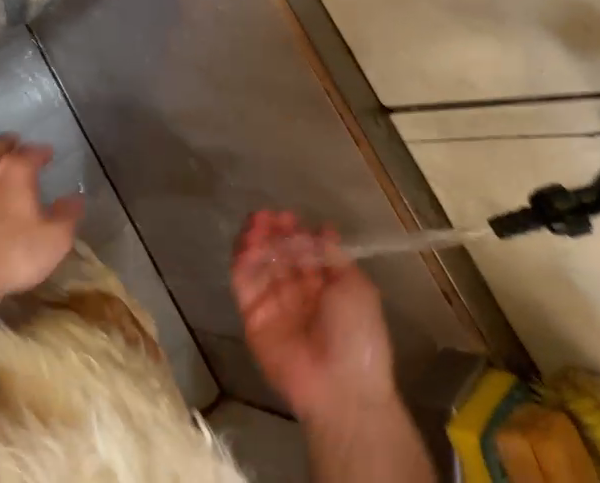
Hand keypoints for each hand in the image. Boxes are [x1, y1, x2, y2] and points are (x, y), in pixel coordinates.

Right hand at [232, 210, 397, 419]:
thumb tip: (321, 230)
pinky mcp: (251, 313)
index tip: (292, 216)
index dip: (299, 235)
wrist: (339, 385)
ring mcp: (273, 303)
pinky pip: (243, 282)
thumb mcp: (358, 290)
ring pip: (260, 264)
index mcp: (328, 290)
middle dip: (276, 234)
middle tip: (271, 215)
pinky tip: (246, 243)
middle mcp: (299, 294)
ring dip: (257, 241)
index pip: (307, 255)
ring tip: (257, 221)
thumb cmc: (358, 336)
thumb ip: (334, 258)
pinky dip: (242, 260)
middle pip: (281, 256)